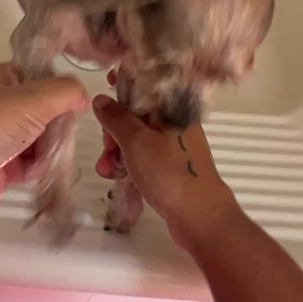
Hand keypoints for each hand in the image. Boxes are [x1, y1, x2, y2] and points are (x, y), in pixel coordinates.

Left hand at [0, 63, 88, 214]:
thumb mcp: (32, 99)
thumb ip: (66, 92)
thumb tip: (83, 96)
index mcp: (6, 77)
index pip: (45, 77)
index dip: (60, 92)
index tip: (72, 107)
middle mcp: (3, 103)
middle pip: (47, 112)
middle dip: (57, 128)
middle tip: (57, 138)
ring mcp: (2, 134)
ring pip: (43, 139)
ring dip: (48, 151)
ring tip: (43, 159)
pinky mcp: (3, 164)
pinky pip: (33, 163)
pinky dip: (37, 169)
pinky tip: (33, 173)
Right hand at [91, 94, 237, 249]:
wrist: (201, 218)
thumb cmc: (169, 173)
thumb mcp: (136, 141)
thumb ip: (115, 117)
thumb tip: (101, 98)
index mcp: (172, 109)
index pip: (146, 85)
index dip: (125, 83)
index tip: (106, 84)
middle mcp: (174, 123)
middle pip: (137, 114)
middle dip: (114, 128)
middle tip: (108, 146)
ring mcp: (174, 147)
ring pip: (137, 138)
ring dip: (117, 150)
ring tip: (106, 169)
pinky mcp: (171, 167)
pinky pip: (144, 157)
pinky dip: (128, 163)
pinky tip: (116, 177)